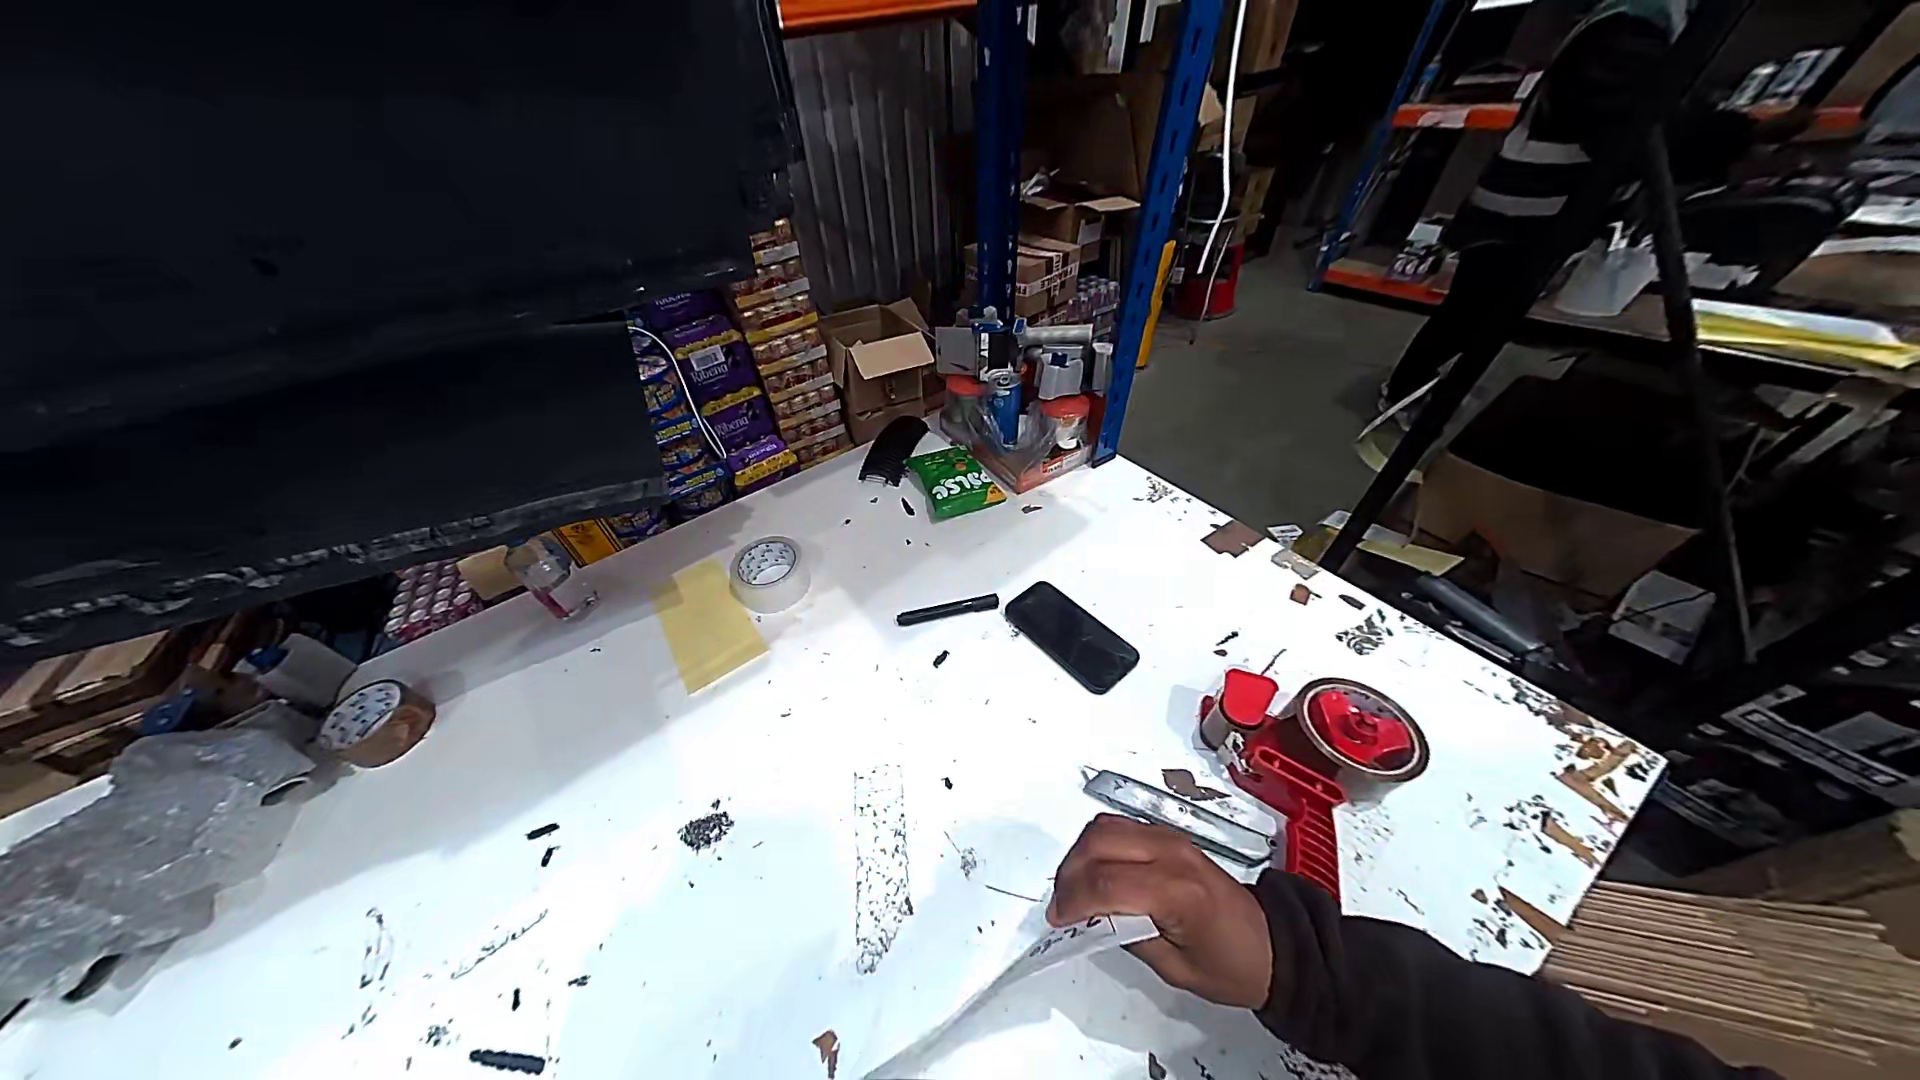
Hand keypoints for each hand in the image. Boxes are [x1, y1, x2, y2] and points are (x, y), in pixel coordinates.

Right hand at [1047, 813, 1273, 1008]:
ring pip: (1103, 827)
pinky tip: (1092, 871)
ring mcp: (1168, 837)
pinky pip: (1117, 826)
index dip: (1074, 899)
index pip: (1108, 881)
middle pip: (1099, 843)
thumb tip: (1089, 917)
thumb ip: (1127, 936)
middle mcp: (1171, 852)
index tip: (1059, 918)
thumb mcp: (1175, 968)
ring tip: (1073, 889)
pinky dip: (1095, 845)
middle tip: (1061, 904)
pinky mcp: (1164, 834)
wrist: (1269, 943)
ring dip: (1079, 855)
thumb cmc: (1231, 963)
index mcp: (1179, 890)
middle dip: (1070, 874)